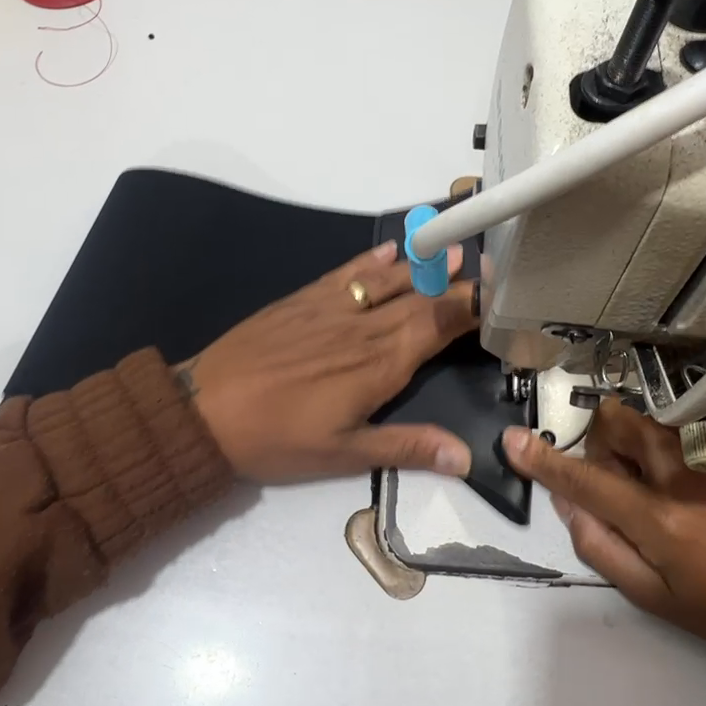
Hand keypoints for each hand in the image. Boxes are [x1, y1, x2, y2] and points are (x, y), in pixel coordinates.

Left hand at [182, 241, 477, 482]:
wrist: (206, 409)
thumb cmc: (277, 438)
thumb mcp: (343, 453)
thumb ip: (406, 448)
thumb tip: (467, 456)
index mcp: (380, 364)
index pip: (438, 326)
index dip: (470, 309)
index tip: (499, 297)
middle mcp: (364, 327)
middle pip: (422, 299)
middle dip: (458, 284)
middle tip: (491, 269)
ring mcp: (332, 307)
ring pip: (389, 279)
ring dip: (424, 265)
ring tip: (454, 249)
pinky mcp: (303, 299)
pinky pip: (347, 272)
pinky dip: (372, 260)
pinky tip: (390, 250)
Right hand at [502, 403, 705, 685]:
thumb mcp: (658, 600)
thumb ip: (601, 547)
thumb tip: (568, 503)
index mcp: (664, 521)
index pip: (586, 480)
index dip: (544, 461)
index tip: (514, 441)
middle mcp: (692, 473)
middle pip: (618, 422)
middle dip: (605, 445)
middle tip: (624, 481)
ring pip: (656, 415)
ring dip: (645, 441)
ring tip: (672, 481)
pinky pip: (698, 420)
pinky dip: (686, 442)